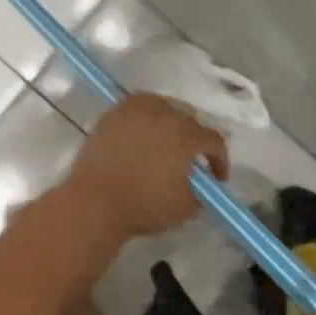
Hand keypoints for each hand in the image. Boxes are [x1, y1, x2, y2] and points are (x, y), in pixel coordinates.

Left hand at [61, 93, 228, 237]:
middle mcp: (163, 114)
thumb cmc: (144, 206)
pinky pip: (136, 109)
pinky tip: (142, 136)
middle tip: (193, 159)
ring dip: (171, 122)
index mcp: (185, 135)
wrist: (94, 202)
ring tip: (167, 141)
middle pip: (189, 118)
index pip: (214, 140)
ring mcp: (134, 111)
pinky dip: (145, 119)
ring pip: (162, 105)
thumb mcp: (185, 209)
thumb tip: (203, 188)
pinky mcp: (111, 116)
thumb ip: (202, 195)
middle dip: (196, 138)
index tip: (217, 180)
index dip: (220, 160)